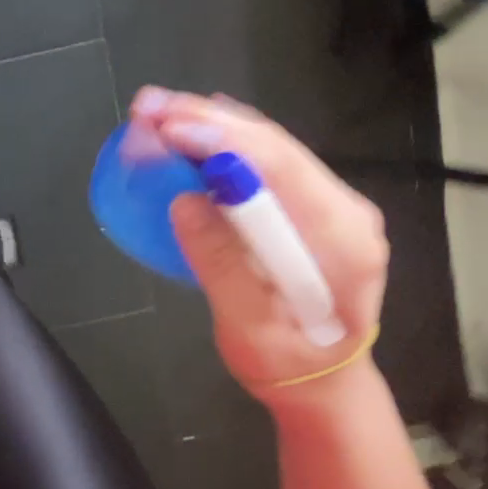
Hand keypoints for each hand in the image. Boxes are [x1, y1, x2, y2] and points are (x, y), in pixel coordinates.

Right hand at [131, 88, 389, 411]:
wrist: (321, 382)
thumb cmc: (285, 364)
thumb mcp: (250, 328)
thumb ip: (223, 266)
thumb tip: (185, 201)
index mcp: (340, 239)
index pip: (281, 168)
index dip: (221, 138)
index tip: (166, 125)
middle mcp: (342, 209)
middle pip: (272, 146)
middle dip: (206, 120)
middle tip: (145, 106)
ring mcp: (325, 203)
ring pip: (264, 146)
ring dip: (207, 124)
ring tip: (154, 110)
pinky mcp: (302, 205)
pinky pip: (260, 160)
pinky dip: (218, 141)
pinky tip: (187, 127)